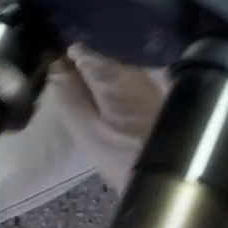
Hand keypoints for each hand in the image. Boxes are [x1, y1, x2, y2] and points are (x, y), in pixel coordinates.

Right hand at [44, 47, 169, 192]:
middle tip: (74, 71)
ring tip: (93, 85)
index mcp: (113, 78)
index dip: (74, 57)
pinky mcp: (164, 94)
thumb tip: (56, 68)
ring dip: (107, 74)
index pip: (88, 58)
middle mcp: (134, 72)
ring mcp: (152, 82)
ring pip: (123, 71)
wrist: (170, 170)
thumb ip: (70, 99)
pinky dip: (124, 84)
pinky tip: (119, 96)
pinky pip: (137, 81)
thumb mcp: (88, 132)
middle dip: (90, 65)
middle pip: (106, 63)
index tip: (62, 58)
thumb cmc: (123, 155)